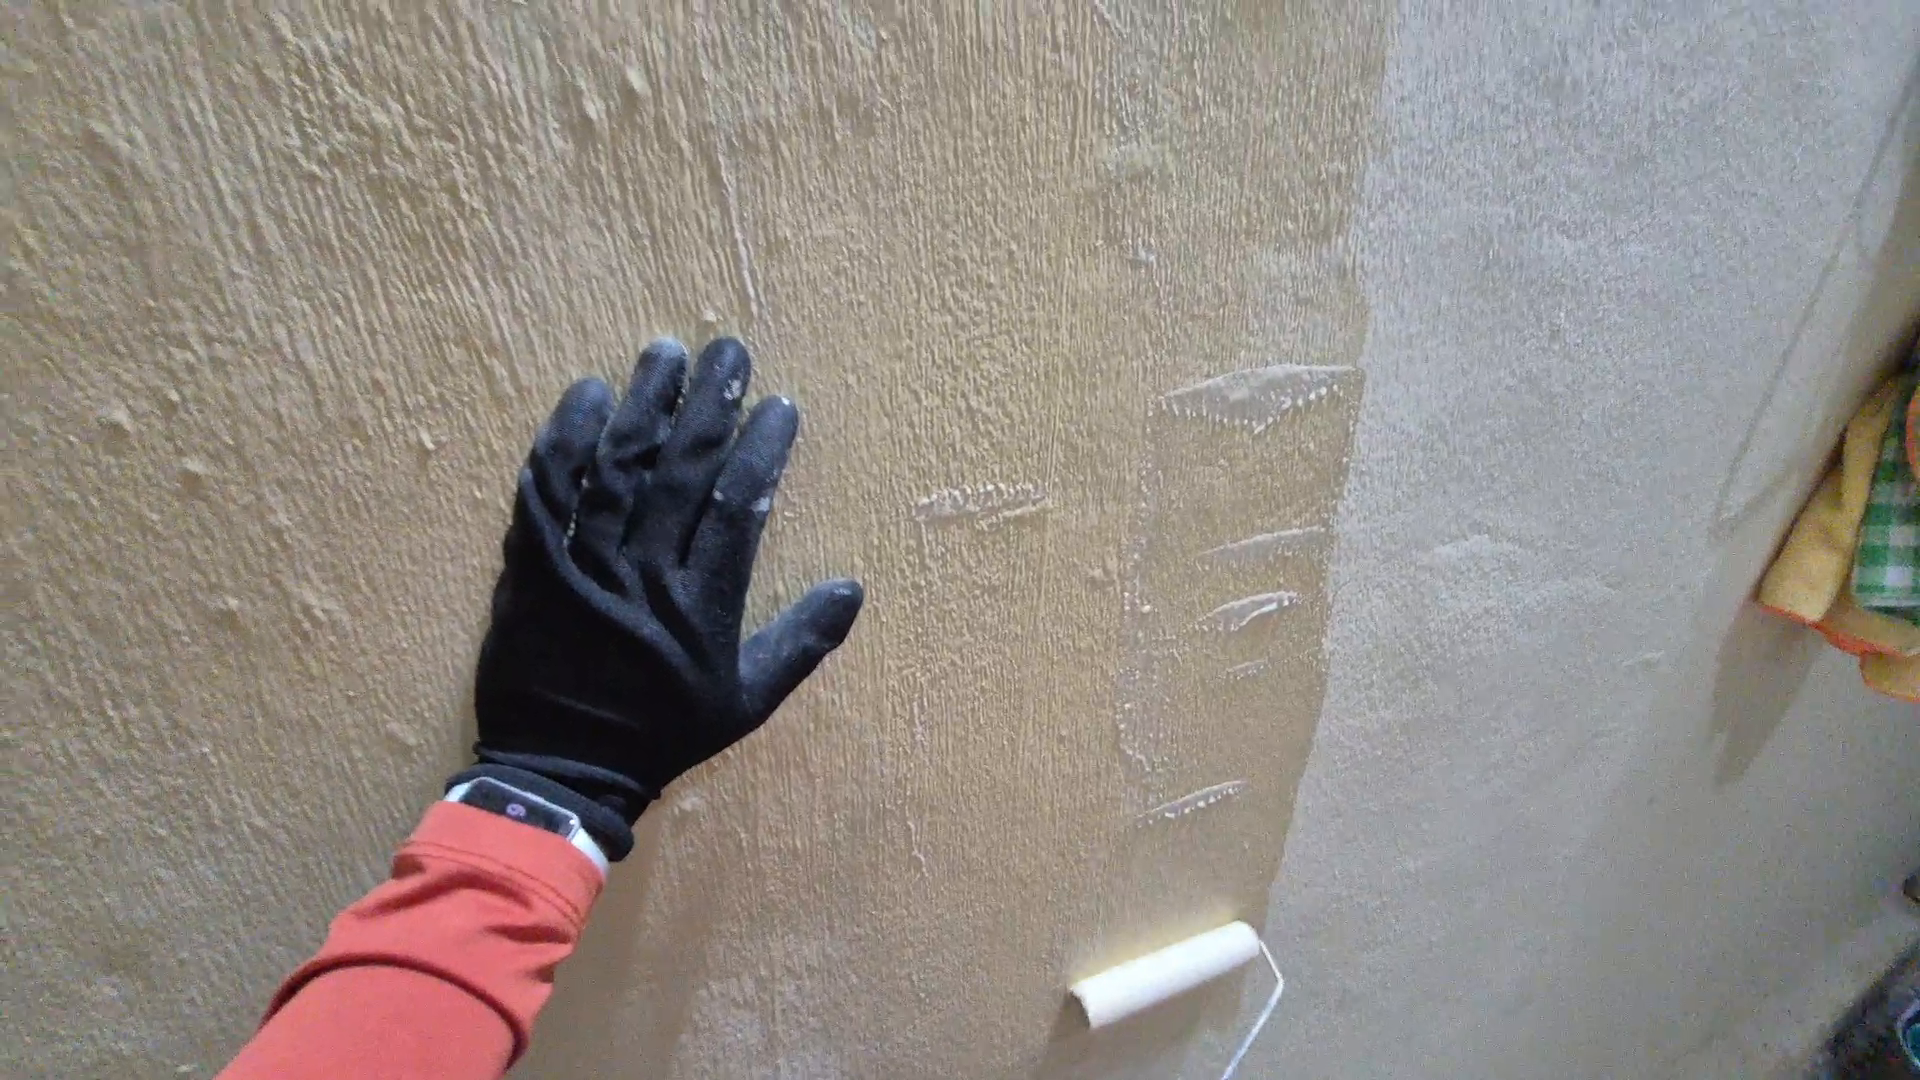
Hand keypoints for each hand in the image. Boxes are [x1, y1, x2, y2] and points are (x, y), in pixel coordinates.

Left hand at [461, 337, 864, 859]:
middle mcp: (644, 571)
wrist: (561, 770)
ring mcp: (581, 565)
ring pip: (616, 469)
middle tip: (729, 350)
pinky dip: (563, 440)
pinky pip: (544, 492)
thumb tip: (854, 586)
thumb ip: (804, 642)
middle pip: (679, 471)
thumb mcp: (750, 700)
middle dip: (709, 405)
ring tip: (667, 352)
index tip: (780, 406)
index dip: (761, 450)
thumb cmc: (667, 732)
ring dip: (645, 405)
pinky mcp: (530, 565)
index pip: (738, 506)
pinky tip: (586, 394)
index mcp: (703, 603)